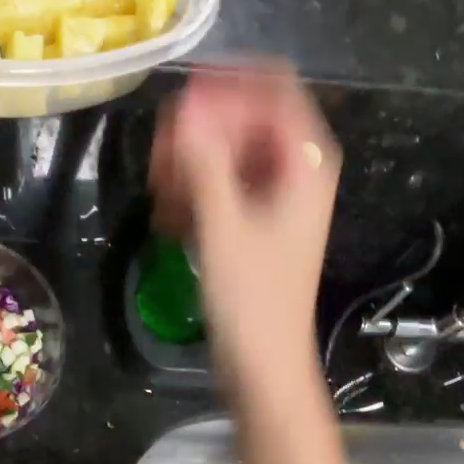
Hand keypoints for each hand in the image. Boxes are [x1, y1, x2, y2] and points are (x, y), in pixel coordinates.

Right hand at [150, 65, 341, 378]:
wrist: (264, 367)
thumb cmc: (252, 301)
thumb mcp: (223, 227)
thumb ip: (203, 165)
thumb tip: (182, 118)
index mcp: (304, 165)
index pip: (270, 95)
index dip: (224, 95)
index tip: (178, 116)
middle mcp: (295, 178)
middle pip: (245, 128)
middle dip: (201, 137)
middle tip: (160, 161)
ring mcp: (274, 208)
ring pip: (228, 164)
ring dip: (191, 172)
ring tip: (159, 196)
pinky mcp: (254, 235)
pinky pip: (222, 197)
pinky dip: (195, 201)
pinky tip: (168, 222)